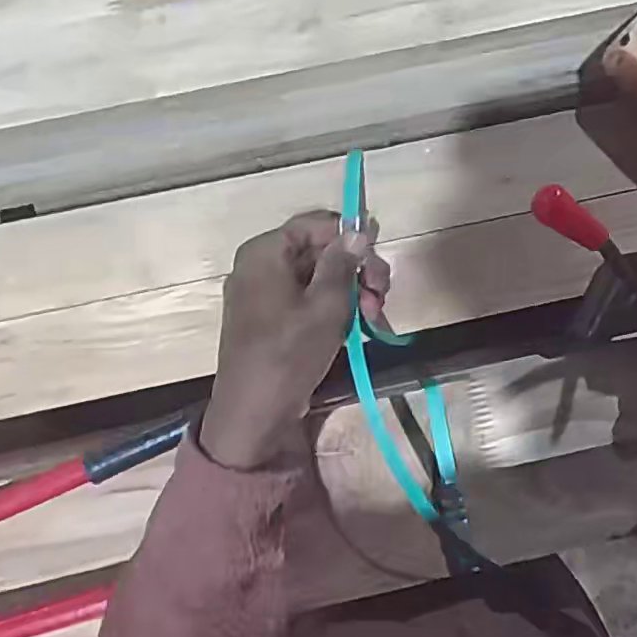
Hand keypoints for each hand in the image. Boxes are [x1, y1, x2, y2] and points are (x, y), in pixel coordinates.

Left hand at [202, 210, 389, 468]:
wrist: (254, 413)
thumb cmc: (289, 353)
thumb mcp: (326, 305)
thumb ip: (343, 263)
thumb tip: (359, 230)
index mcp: (265, 252)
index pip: (316, 224)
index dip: (351, 236)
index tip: (378, 257)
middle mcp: (261, 264)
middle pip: (320, 250)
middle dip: (356, 269)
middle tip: (382, 294)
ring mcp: (265, 292)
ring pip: (319, 276)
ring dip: (352, 291)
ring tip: (375, 318)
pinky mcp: (273, 317)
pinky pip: (309, 298)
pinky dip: (335, 307)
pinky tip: (361, 325)